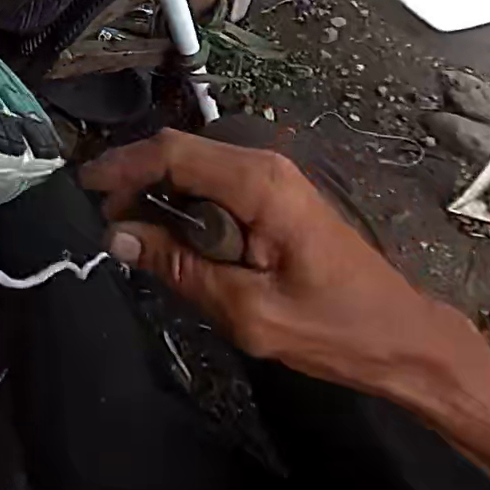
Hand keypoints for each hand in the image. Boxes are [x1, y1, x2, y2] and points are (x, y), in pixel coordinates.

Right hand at [80, 130, 486, 400]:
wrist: (406, 339)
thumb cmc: (336, 328)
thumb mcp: (247, 309)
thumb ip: (178, 267)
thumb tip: (118, 236)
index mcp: (259, 184)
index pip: (171, 154)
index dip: (121, 166)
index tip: (84, 187)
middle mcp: (261, 165)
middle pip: (176, 150)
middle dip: (132, 177)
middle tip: (105, 217)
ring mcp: (268, 175)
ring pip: (188, 164)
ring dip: (152, 189)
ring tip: (129, 228)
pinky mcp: (269, 192)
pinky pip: (207, 181)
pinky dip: (177, 198)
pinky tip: (166, 229)